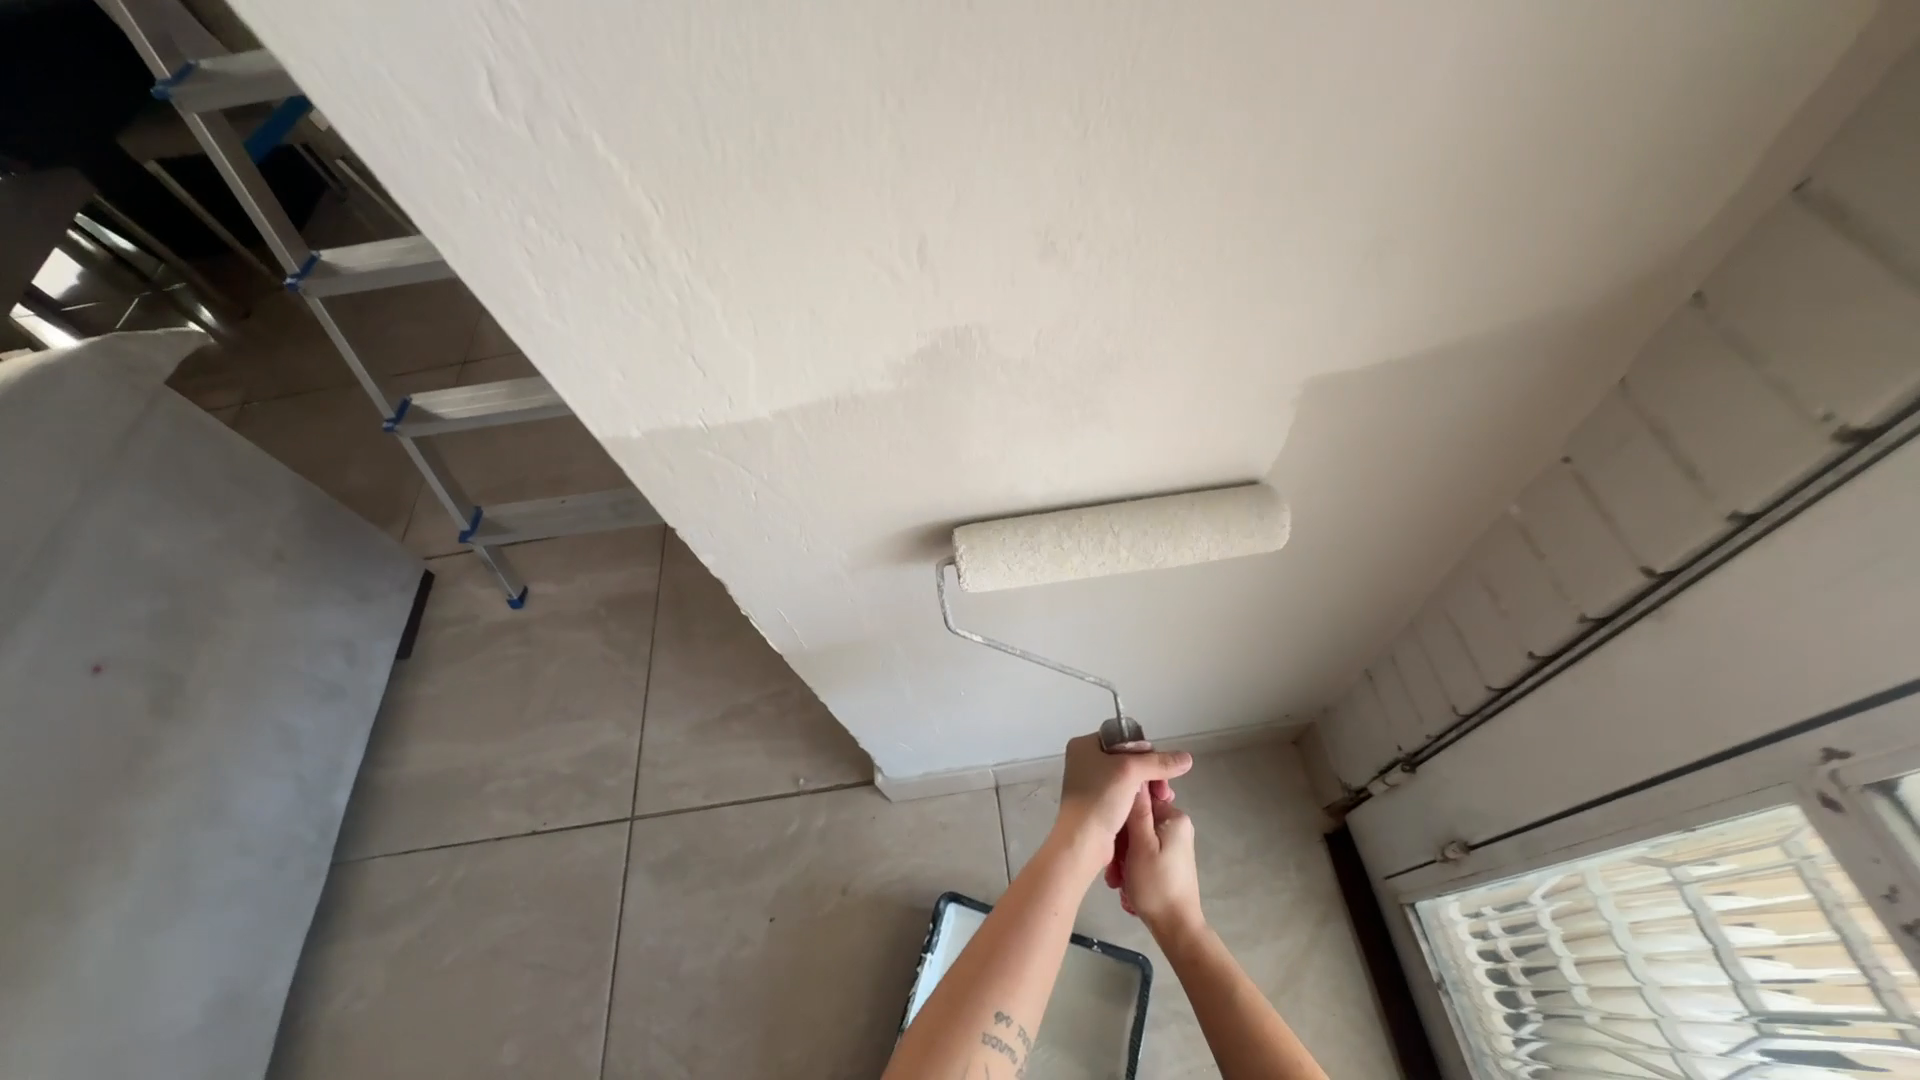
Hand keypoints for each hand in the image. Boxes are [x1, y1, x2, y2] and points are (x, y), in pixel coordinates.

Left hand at [1051, 733, 1191, 868]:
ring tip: (1163, 799)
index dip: (1144, 751)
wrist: (1083, 840)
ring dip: (1149, 788)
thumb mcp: (1131, 771)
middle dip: (1151, 773)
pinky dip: (1140, 800)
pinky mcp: (1098, 805)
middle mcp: (1085, 762)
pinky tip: (1154, 808)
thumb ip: (1159, 763)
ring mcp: (1091, 785)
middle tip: (1164, 789)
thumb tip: (1187, 758)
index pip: (1123, 739)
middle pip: (1128, 760)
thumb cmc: (1101, 797)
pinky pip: (1124, 796)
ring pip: (1128, 780)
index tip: (1159, 767)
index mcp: (1085, 746)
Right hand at [1119, 789, 1204, 941]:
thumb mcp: (1141, 845)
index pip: (1139, 800)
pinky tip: (1124, 883)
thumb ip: (1137, 811)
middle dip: (1120, 844)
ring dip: (1122, 858)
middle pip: (1136, 822)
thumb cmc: (1156, 885)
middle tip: (1112, 866)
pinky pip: (1142, 853)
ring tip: (1117, 878)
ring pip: (1136, 840)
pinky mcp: (1167, 860)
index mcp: (1174, 818)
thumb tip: (1136, 778)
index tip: (1111, 836)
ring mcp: (1172, 844)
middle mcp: (1176, 827)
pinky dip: (1131, 866)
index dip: (1120, 816)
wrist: (1176, 927)